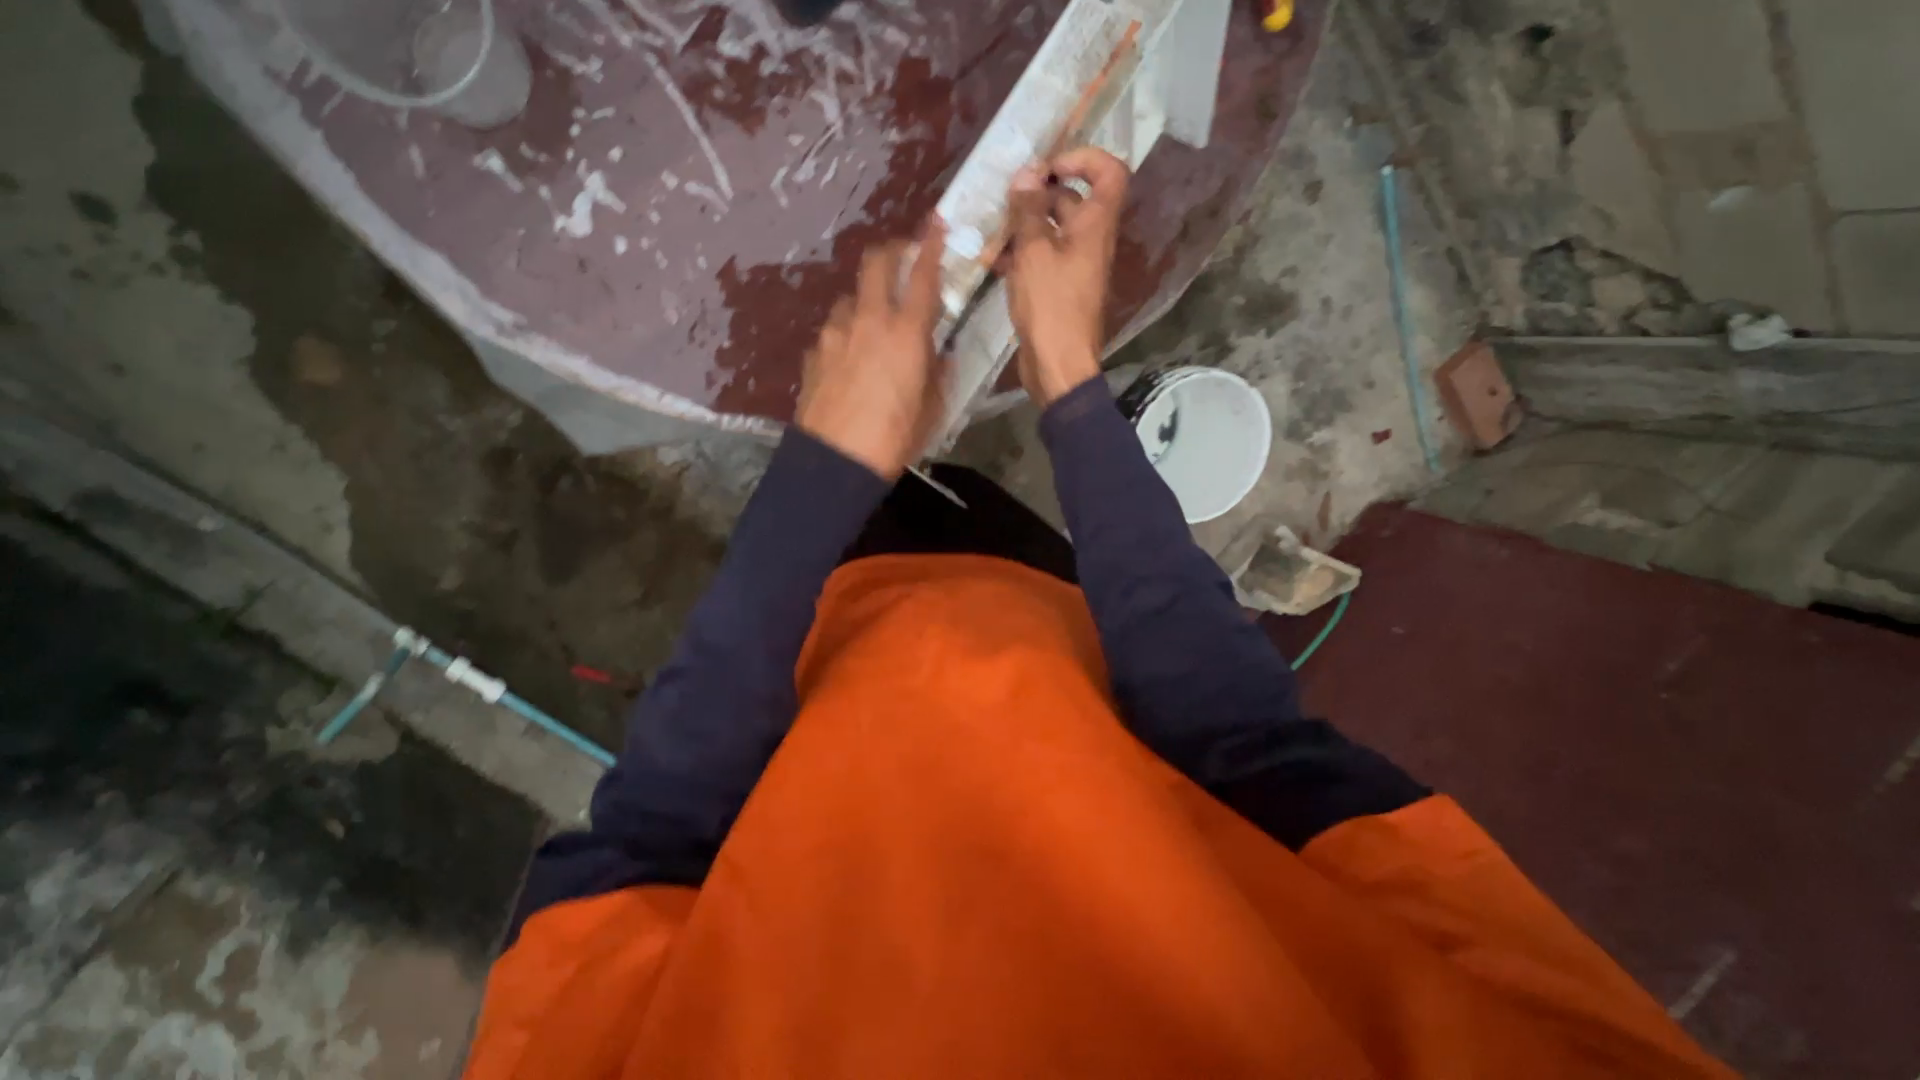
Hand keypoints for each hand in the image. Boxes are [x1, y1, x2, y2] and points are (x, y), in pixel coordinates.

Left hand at [795, 219, 946, 479]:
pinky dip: (845, 334)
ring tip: (874, 323)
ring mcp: (834, 334)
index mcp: (906, 331)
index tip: (936, 222)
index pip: (922, 273)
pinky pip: (832, 331)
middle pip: (875, 262)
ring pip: (850, 297)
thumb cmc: (894, 438)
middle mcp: (868, 320)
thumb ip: (938, 371)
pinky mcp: (813, 354)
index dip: (931, 243)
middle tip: (901, 259)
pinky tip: (849, 358)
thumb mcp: (932, 408)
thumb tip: (942, 352)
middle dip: (891, 252)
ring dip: (865, 299)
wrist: (836, 464)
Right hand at [1001, 147, 1130, 406]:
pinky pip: (1042, 258)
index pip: (1110, 172)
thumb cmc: (1050, 306)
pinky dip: (1020, 253)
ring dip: (1022, 225)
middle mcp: (1090, 240)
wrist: (1058, 364)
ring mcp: (1075, 265)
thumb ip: (1028, 210)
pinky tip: (990, 258)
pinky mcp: (1058, 288)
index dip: (1083, 158)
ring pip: (1051, 230)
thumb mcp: (1033, 252)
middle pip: (1072, 200)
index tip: (1048, 167)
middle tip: (1005, 196)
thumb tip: (1027, 174)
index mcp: (1095, 225)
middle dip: (1037, 193)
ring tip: (990, 227)